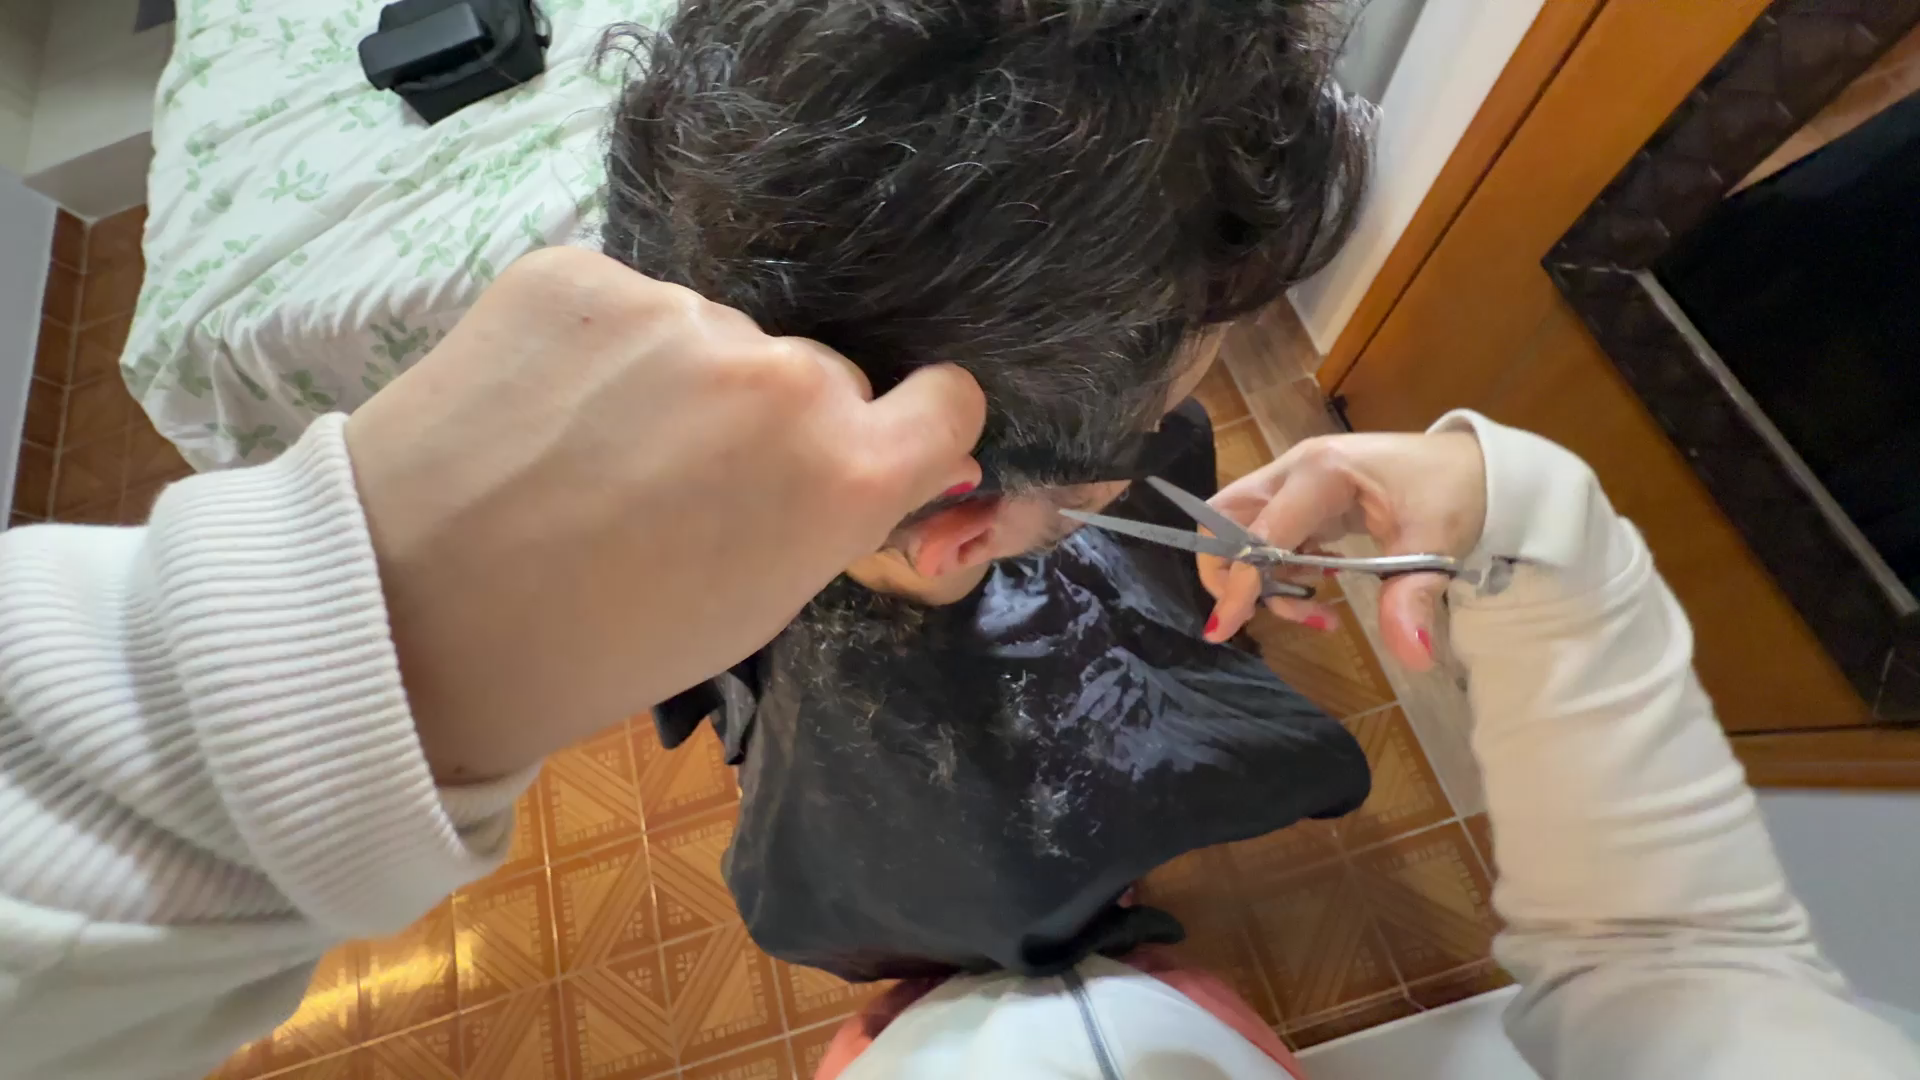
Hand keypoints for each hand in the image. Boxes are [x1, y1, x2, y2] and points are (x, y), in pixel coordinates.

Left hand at [345, 248, 984, 780]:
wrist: (420, 624)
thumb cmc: (623, 641)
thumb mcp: (773, 594)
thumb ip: (843, 509)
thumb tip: (900, 453)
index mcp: (847, 473)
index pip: (951, 400)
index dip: (923, 422)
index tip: (883, 440)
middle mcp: (784, 377)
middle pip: (826, 374)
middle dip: (785, 421)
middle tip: (699, 477)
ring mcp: (680, 313)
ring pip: (729, 341)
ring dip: (696, 384)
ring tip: (609, 449)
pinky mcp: (578, 273)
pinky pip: (639, 308)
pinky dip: (617, 351)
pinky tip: (558, 408)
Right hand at [1197, 431, 1486, 671]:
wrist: (1479, 465)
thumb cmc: (1458, 493)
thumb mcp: (1435, 544)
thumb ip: (1410, 597)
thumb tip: (1412, 657)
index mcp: (1321, 473)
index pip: (1259, 534)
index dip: (1238, 584)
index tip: (1222, 629)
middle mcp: (1292, 470)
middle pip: (1221, 518)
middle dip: (1225, 570)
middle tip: (1255, 609)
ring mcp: (1291, 479)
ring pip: (1236, 527)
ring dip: (1255, 574)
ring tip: (1310, 606)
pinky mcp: (1298, 494)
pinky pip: (1262, 532)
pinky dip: (1275, 566)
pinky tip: (1318, 582)